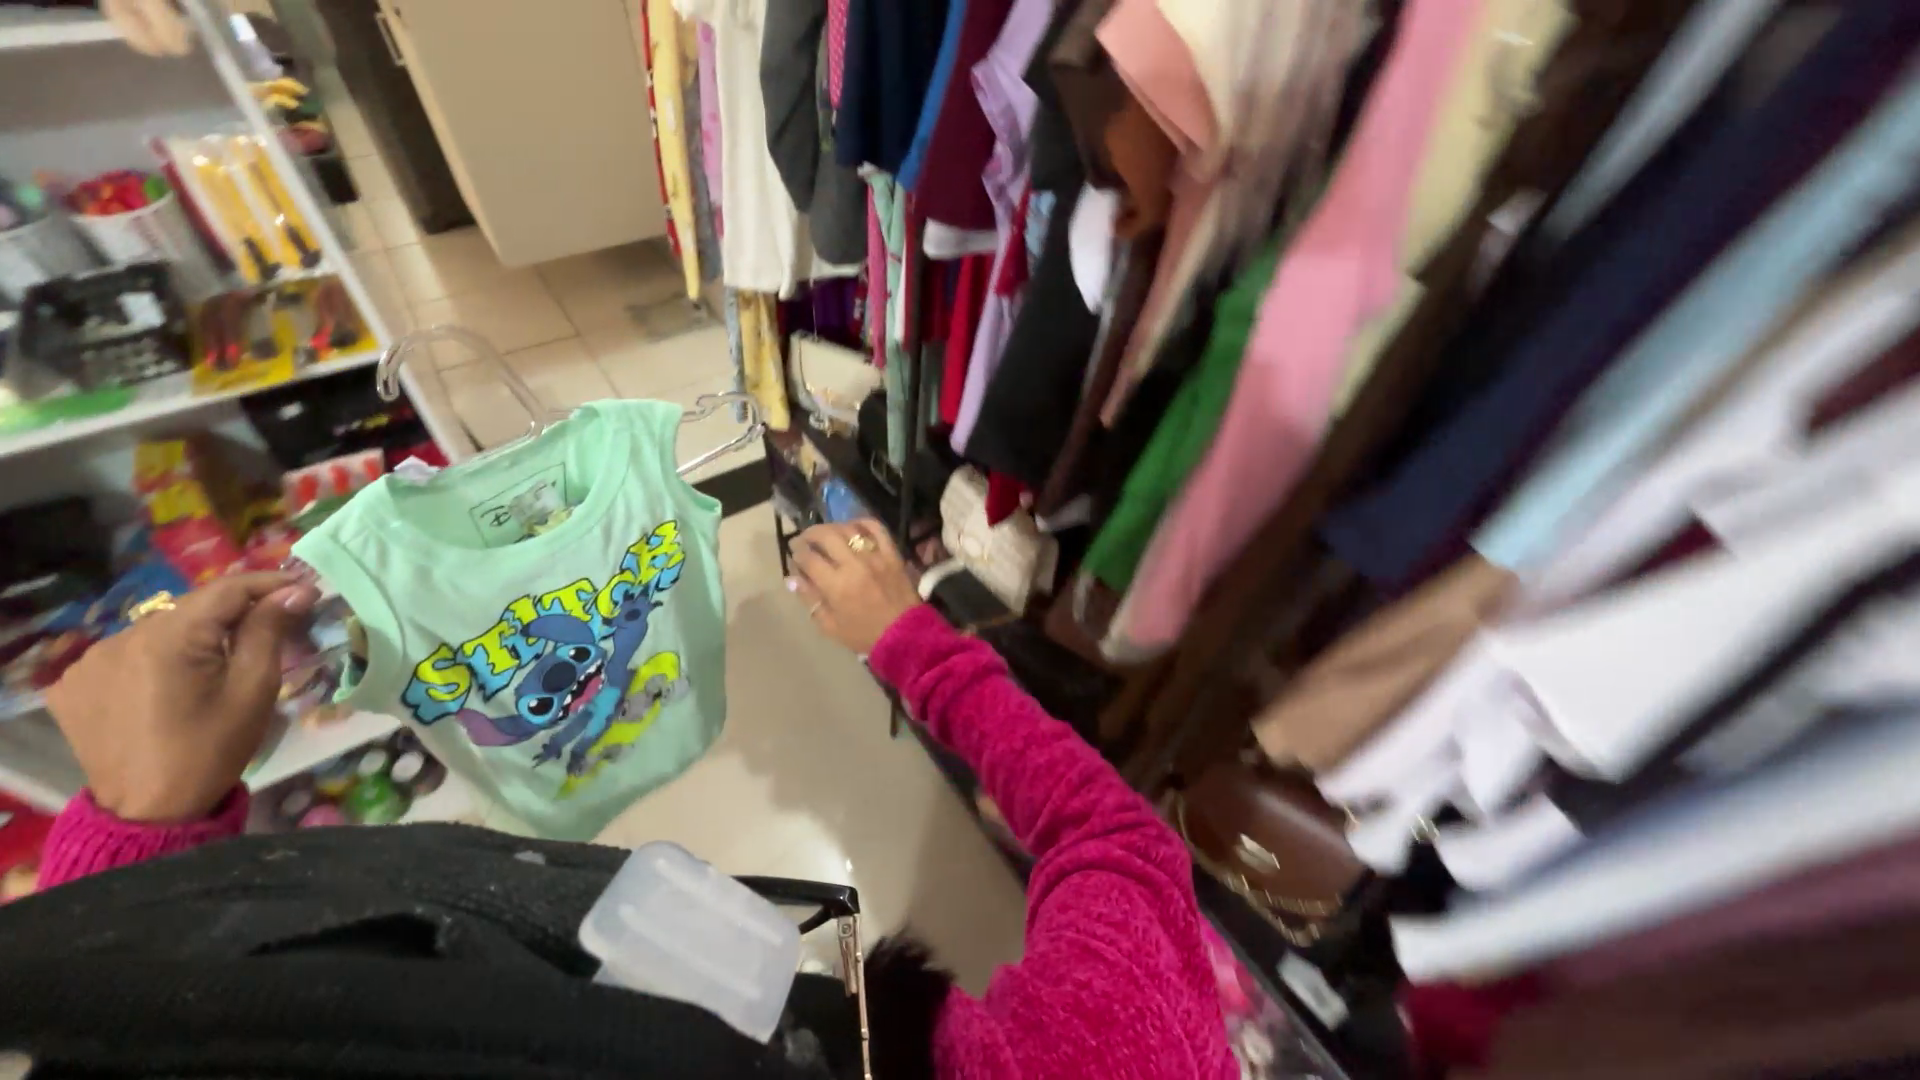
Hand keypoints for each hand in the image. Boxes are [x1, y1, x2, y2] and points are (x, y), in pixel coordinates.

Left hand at [46, 573, 319, 823]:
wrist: (151, 807)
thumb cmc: (214, 745)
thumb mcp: (255, 686)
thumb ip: (269, 630)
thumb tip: (296, 590)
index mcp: (165, 640)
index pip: (225, 590)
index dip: (270, 583)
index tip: (308, 588)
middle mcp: (118, 640)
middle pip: (191, 609)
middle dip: (236, 610)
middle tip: (278, 620)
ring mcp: (88, 662)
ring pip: (159, 629)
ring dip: (197, 633)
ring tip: (226, 654)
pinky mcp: (74, 684)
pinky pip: (129, 653)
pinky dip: (162, 655)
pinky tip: (179, 677)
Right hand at [788, 521, 924, 654]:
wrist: (905, 635)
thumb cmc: (864, 634)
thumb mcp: (830, 626)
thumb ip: (810, 599)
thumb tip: (792, 578)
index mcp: (836, 586)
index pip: (809, 558)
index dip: (797, 553)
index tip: (795, 554)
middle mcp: (854, 565)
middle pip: (826, 536)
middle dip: (810, 534)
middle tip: (804, 539)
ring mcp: (875, 556)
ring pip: (849, 529)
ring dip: (832, 527)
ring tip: (825, 533)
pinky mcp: (892, 554)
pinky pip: (877, 529)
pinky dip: (863, 522)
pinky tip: (852, 527)